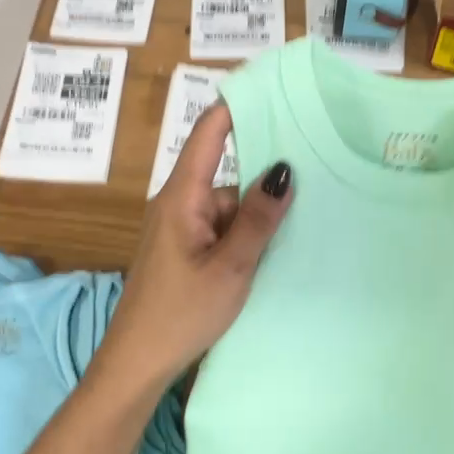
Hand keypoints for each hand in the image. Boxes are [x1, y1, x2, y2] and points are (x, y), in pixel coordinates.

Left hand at [94, 103, 292, 393]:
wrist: (138, 363)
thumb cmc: (182, 314)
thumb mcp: (230, 267)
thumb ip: (257, 219)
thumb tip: (284, 170)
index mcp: (182, 197)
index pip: (209, 132)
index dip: (239, 106)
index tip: (277, 91)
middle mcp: (177, 204)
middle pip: (226, 174)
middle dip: (264, 180)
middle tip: (315, 181)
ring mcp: (179, 229)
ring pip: (227, 207)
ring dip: (256, 219)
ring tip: (300, 231)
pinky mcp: (183, 252)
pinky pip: (219, 230)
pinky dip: (243, 238)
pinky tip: (271, 256)